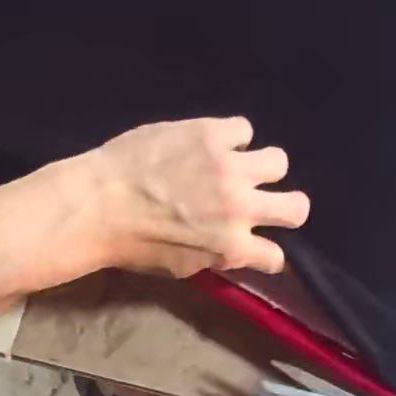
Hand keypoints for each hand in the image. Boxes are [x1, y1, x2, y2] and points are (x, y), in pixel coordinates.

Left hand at [77, 117, 309, 276]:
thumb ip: (213, 258)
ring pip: (278, 161)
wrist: (98, 204)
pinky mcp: (212, 133)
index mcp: (233, 247)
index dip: (267, 253)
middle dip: (283, 208)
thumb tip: (228, 249)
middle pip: (297, 207)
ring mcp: (230, 166)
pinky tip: (208, 144)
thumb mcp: (178, 267)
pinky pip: (243, 128)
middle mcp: (242, 207)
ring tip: (235, 167)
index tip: (255, 244)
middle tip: (259, 202)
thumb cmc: (132, 244)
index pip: (276, 257)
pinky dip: (230, 137)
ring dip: (260, 167)